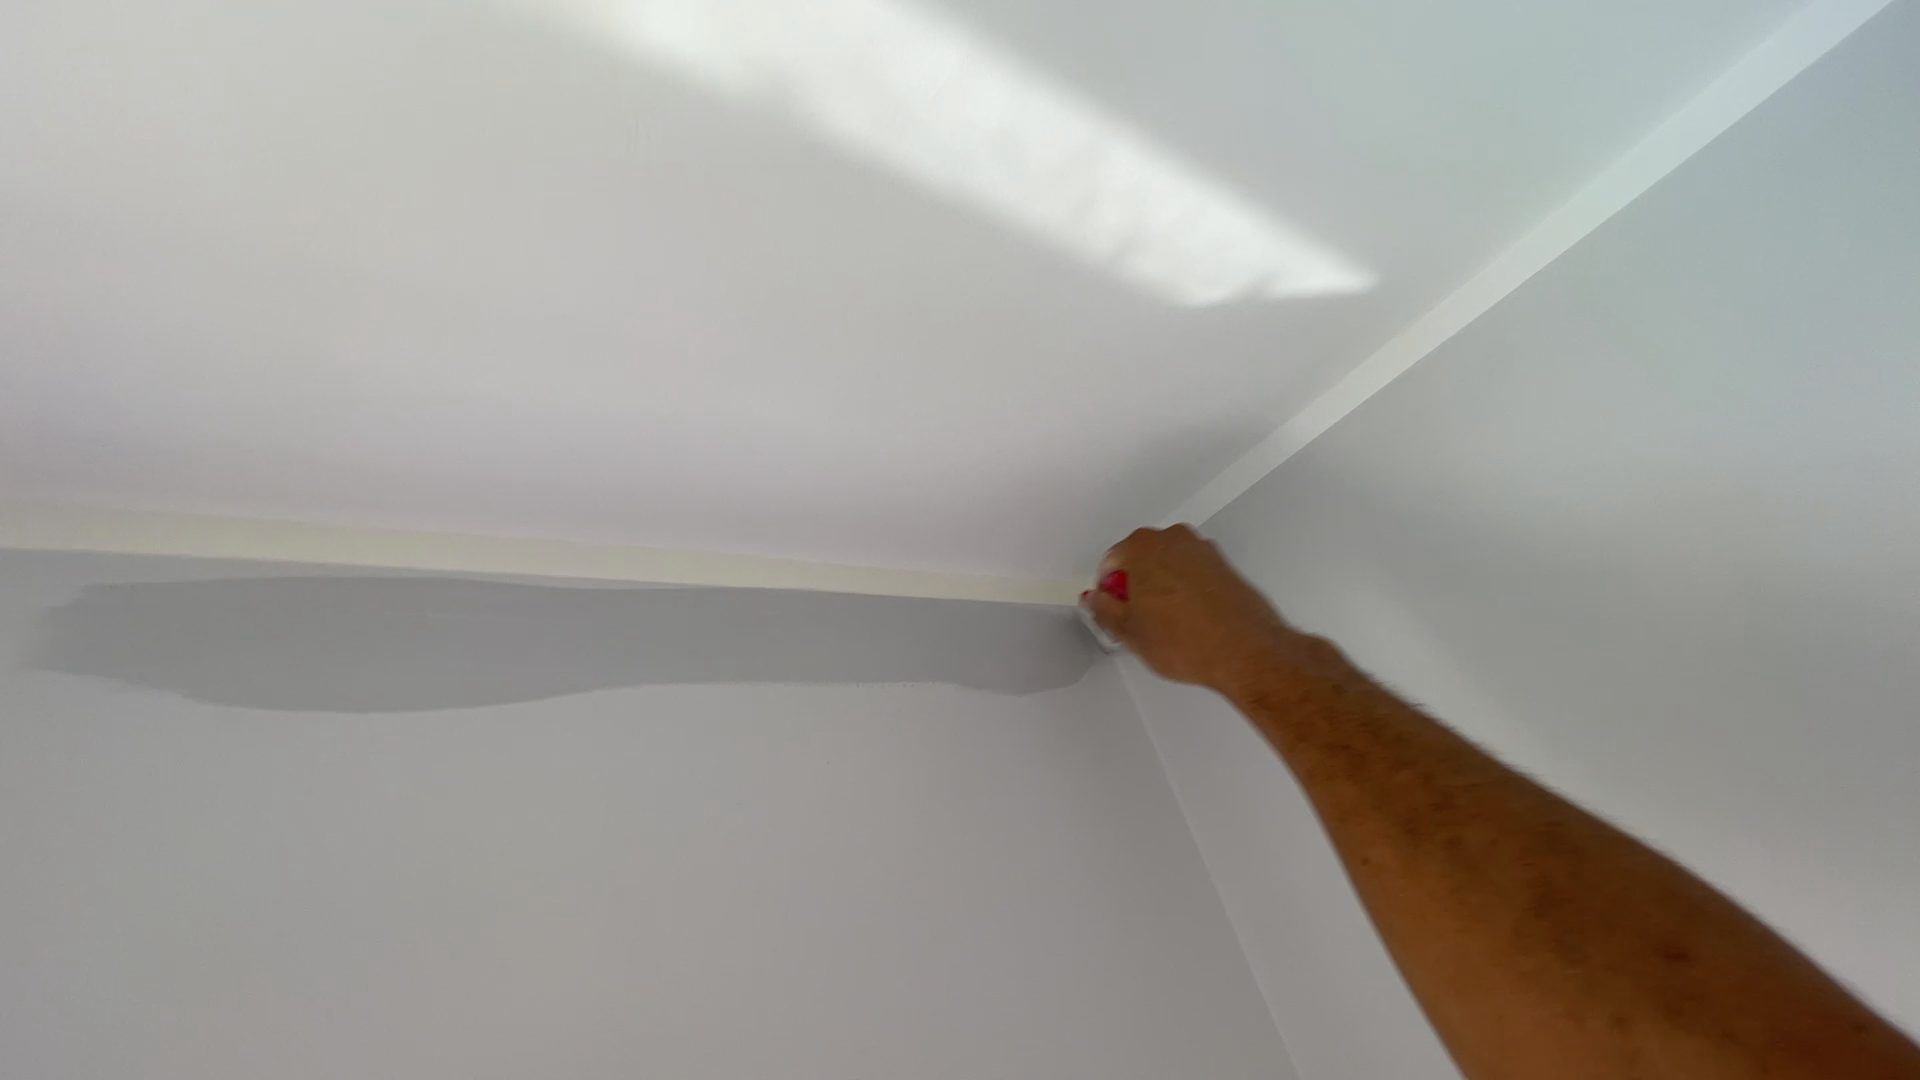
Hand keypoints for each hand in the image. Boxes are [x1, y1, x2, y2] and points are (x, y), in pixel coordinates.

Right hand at [1083, 525, 1302, 694]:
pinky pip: (1192, 574)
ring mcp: (1203, 550)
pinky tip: (1189, 621)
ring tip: (1165, 625)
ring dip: (1161, 588)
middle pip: (1140, 560)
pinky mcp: (1225, 567)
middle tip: (1137, 621)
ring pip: (1168, 566)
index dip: (1108, 591)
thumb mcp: (1128, 631)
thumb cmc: (1184, 639)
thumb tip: (1096, 599)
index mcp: (1143, 547)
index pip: (1111, 563)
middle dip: (1135, 586)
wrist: (1246, 651)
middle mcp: (1174, 538)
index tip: (1113, 613)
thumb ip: (1103, 609)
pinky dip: (1185, 591)